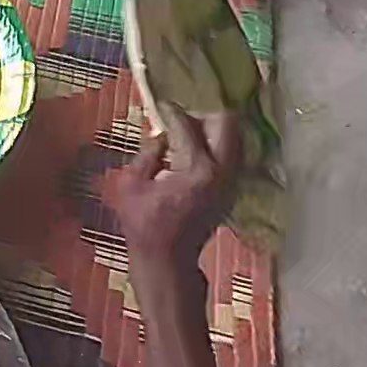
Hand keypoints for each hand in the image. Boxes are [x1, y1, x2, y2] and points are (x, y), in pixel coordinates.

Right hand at [116, 103, 246, 270]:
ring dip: (211, 131)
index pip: (188, 126)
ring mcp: (232, 181)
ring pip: (234, 137)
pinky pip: (231, 155)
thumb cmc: (144, 225)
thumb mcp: (132, 185)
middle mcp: (223, 171)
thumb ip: (147, 154)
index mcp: (197, 169)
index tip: (161, 106)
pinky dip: (215, 147)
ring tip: (185, 138)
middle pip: (227, 123)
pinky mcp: (232, 190)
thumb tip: (160, 136)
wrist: (167, 260)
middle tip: (180, 121)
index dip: (172, 112)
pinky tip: (192, 155)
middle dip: (202, 115)